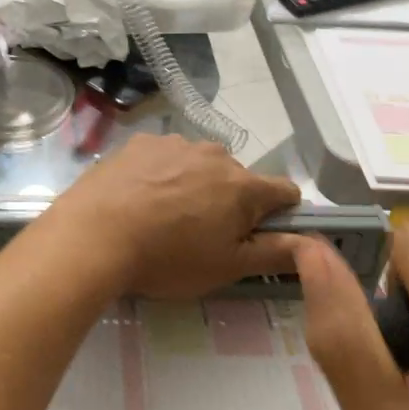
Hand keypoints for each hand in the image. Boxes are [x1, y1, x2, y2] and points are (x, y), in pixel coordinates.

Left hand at [42, 134, 300, 298]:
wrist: (95, 234)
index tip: (257, 236)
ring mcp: (175, 143)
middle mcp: (215, 154)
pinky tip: (138, 200)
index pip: (284, 191)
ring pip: (199, 165)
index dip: (279, 215)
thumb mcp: (228, 267)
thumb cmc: (168, 258)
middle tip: (200, 237)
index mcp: (243, 186)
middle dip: (229, 203)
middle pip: (238, 178)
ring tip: (163, 219)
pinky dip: (161, 175)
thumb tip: (313, 242)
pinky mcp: (140, 142)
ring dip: (194, 186)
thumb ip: (275, 252)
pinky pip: (164, 158)